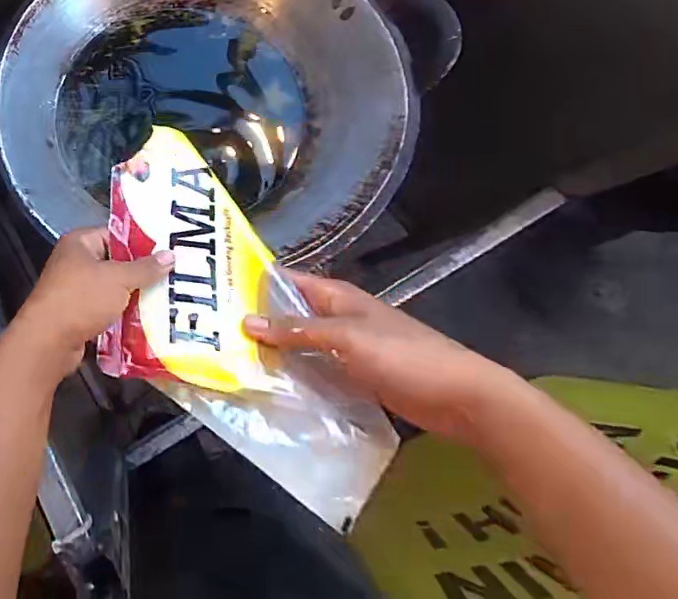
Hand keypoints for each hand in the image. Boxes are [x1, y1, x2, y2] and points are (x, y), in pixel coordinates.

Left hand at [9, 227, 171, 375]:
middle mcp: (74, 262)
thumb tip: (170, 255)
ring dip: (132, 295)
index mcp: (79, 242)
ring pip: (111, 288)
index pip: (115, 234)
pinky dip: (121, 313)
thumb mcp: (118, 279)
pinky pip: (105, 308)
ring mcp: (74, 289)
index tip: (166, 250)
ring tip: (163, 297)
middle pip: (115, 262)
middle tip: (170, 275)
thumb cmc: (81, 299)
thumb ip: (145, 268)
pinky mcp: (76, 314)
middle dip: (140, 272)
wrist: (47, 343)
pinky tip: (145, 319)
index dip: (140, 241)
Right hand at [244, 271, 515, 436]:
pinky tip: (274, 389)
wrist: (460, 397)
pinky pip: (318, 369)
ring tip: (235, 363)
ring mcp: (348, 346)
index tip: (218, 293)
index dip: (255, 283)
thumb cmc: (403, 356)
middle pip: (291, 313)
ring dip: (277, 351)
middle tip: (217, 335)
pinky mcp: (356, 374)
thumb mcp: (346, 340)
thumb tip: (247, 320)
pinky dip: (298, 375)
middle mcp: (339, 315)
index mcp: (337, 295)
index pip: (288, 280)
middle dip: (260, 321)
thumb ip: (298, 331)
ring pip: (303, 343)